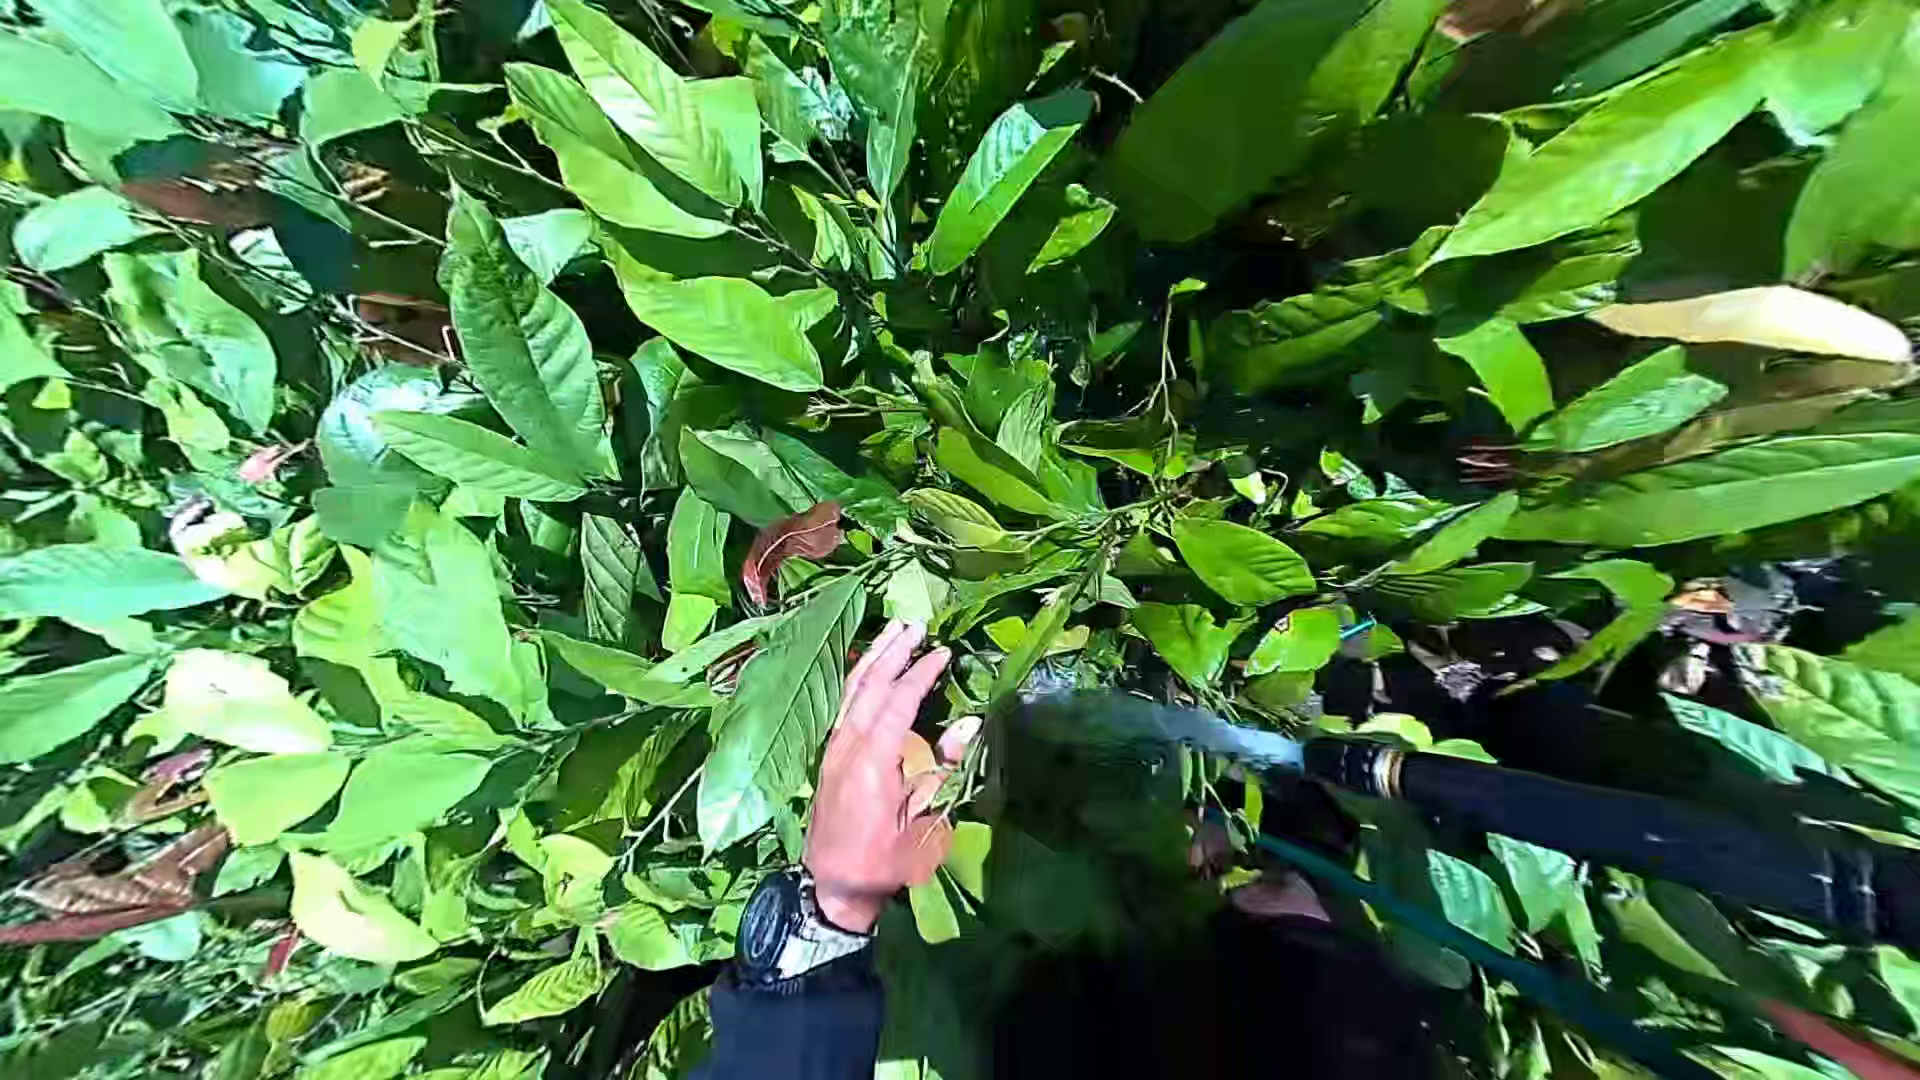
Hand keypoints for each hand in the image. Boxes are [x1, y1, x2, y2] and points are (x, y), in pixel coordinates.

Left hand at [804, 619, 976, 933]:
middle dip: (894, 650)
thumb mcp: (925, 823)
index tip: (942, 651)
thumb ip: (944, 771)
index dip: (922, 672)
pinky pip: (842, 700)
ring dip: (874, 656)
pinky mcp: (828, 750)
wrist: (831, 887)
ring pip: (851, 687)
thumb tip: (967, 726)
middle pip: (871, 683)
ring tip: (892, 630)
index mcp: (872, 758)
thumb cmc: (885, 860)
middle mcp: (847, 742)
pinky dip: (856, 675)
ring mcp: (833, 744)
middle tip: (916, 624)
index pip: (899, 700)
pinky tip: (866, 665)